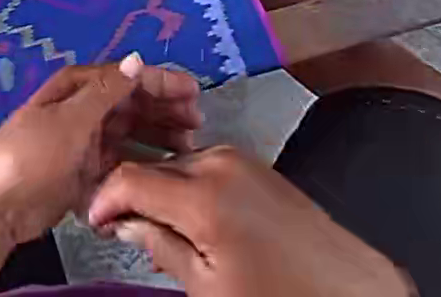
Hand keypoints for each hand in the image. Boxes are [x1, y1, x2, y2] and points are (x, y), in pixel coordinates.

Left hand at [0, 54, 201, 245]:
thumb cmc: (31, 156)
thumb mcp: (70, 120)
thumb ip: (107, 91)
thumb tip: (137, 58)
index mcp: (79, 87)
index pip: (128, 77)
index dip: (162, 82)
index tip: (193, 91)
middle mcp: (85, 108)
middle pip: (133, 103)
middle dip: (165, 109)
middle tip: (197, 122)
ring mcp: (86, 140)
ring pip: (132, 131)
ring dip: (158, 135)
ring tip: (187, 147)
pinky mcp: (85, 171)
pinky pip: (122, 159)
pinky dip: (142, 161)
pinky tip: (164, 169)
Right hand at [88, 146, 413, 296]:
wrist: (347, 286)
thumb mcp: (210, 289)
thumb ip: (162, 247)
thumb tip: (125, 224)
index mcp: (202, 195)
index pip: (132, 178)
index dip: (106, 198)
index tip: (93, 220)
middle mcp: (216, 161)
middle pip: (154, 166)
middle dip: (133, 194)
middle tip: (121, 230)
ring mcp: (237, 156)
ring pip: (178, 164)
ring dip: (161, 190)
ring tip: (157, 229)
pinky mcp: (252, 159)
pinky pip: (204, 164)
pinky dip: (187, 185)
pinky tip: (192, 217)